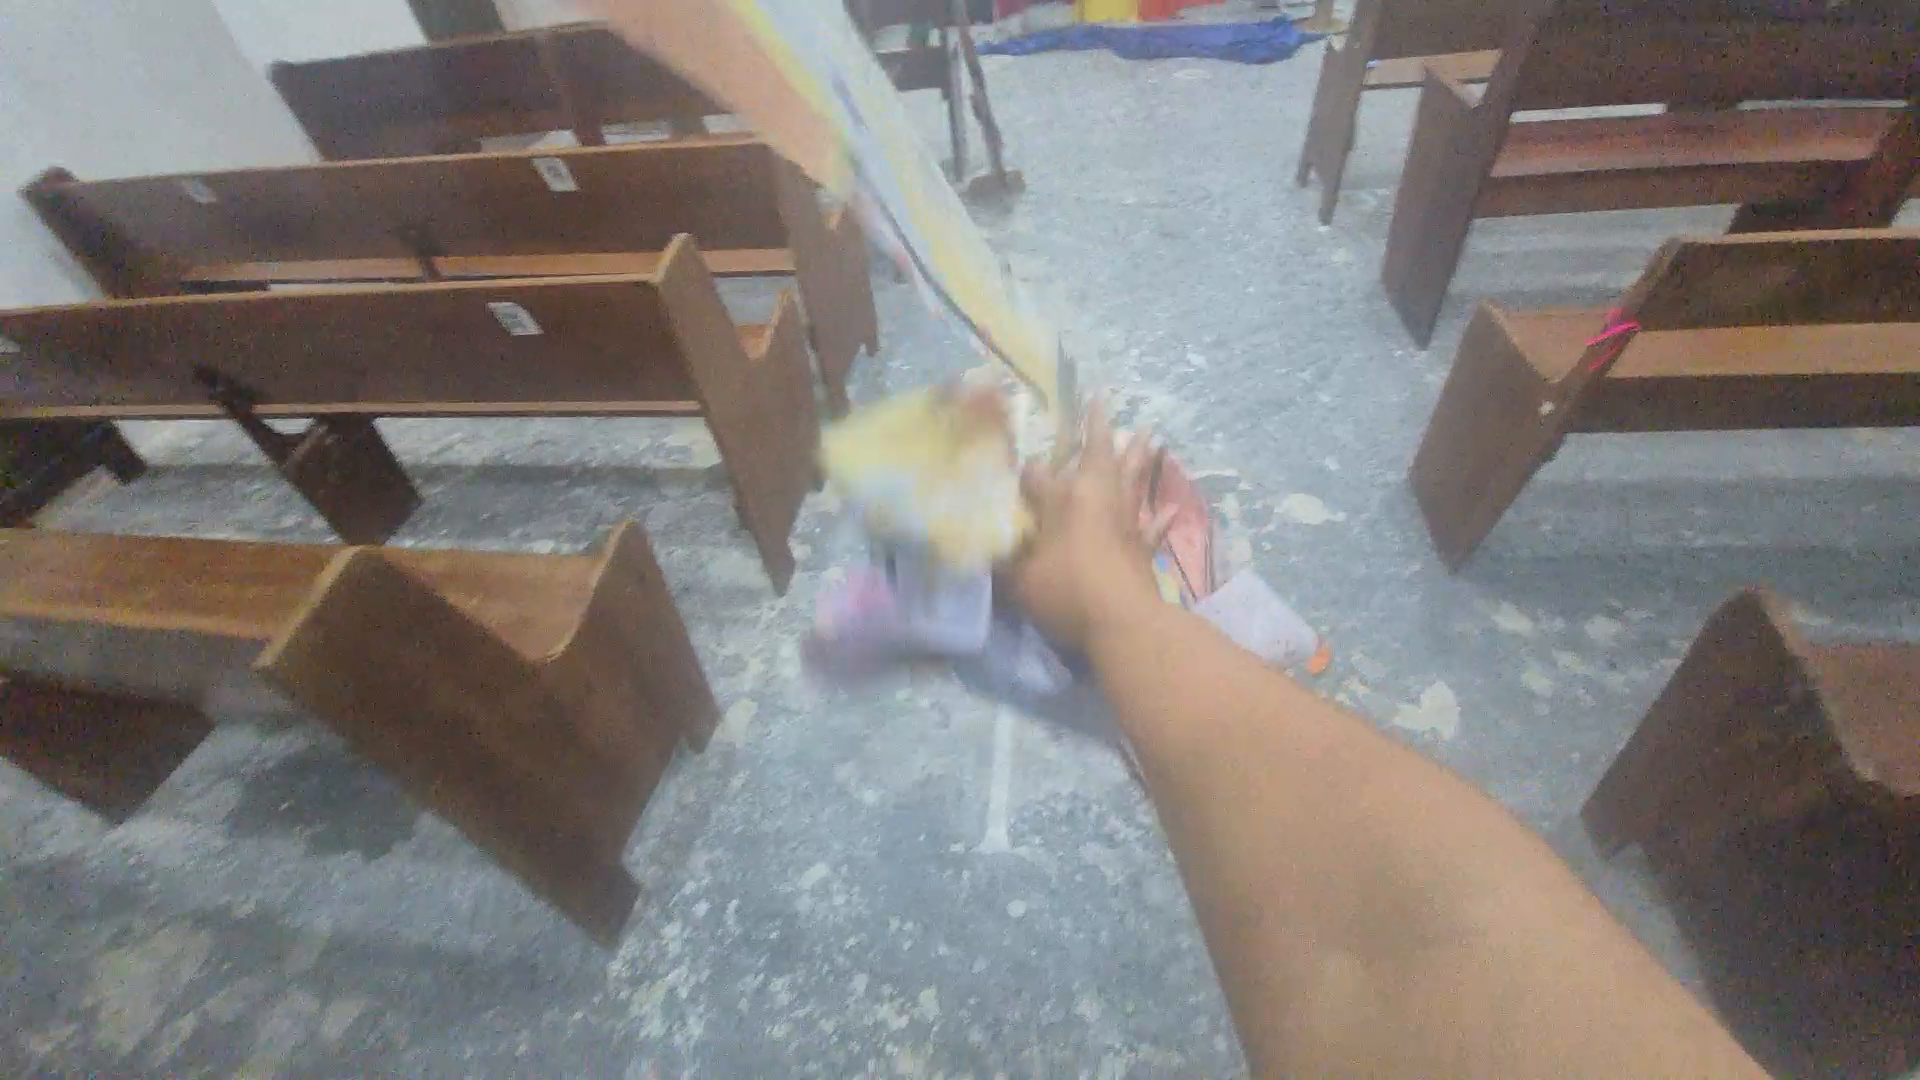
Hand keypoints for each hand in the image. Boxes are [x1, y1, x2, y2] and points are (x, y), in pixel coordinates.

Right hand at [1012, 402, 1173, 651]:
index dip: (1020, 474)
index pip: (1034, 476)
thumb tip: (984, 552)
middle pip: (1098, 455)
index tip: (1007, 471)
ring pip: (1132, 478)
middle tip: (1101, 399)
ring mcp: (1124, 521)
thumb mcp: (1019, 580)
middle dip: (1097, 427)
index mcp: (1062, 500)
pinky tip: (1171, 508)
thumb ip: (1002, 563)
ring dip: (1139, 455)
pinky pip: (1153, 526)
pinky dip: (1160, 517)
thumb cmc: (1066, 592)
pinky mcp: (1143, 546)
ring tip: (1149, 431)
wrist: (1122, 622)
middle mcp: (1096, 499)